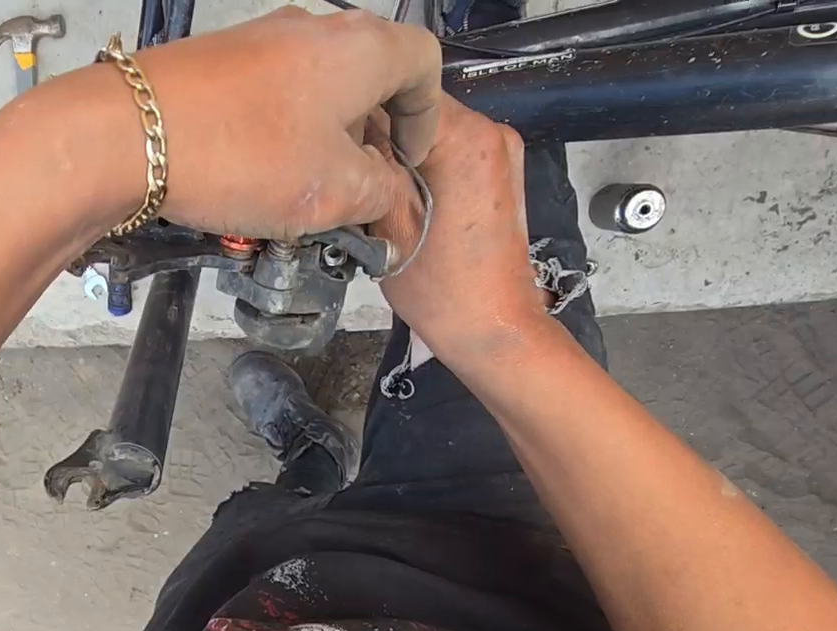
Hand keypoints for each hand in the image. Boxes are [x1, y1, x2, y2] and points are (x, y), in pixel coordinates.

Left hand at [61, 8, 442, 238]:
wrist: (135, 136)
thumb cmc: (239, 154)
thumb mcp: (332, 193)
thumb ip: (379, 193)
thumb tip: (388, 193)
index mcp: (360, 48)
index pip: (423, 65)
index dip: (425, 118)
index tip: (411, 160)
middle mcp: (312, 32)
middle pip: (367, 82)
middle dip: (371, 142)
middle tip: (361, 195)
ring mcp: (261, 45)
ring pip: (316, 97)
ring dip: (323, 149)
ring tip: (307, 202)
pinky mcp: (221, 70)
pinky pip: (271, 105)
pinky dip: (281, 144)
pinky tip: (262, 186)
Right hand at [373, 98, 562, 366]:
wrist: (493, 329)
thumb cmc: (442, 291)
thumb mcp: (387, 231)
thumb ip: (368, 177)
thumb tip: (347, 146)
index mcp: (465, 139)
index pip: (397, 95)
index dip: (358, 120)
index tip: (335, 153)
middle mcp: (491, 132)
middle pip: (417, 110)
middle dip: (379, 137)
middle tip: (347, 175)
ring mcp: (500, 151)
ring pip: (431, 133)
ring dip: (399, 155)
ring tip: (372, 192)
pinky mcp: (499, 173)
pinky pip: (449, 153)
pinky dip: (422, 168)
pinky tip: (401, 201)